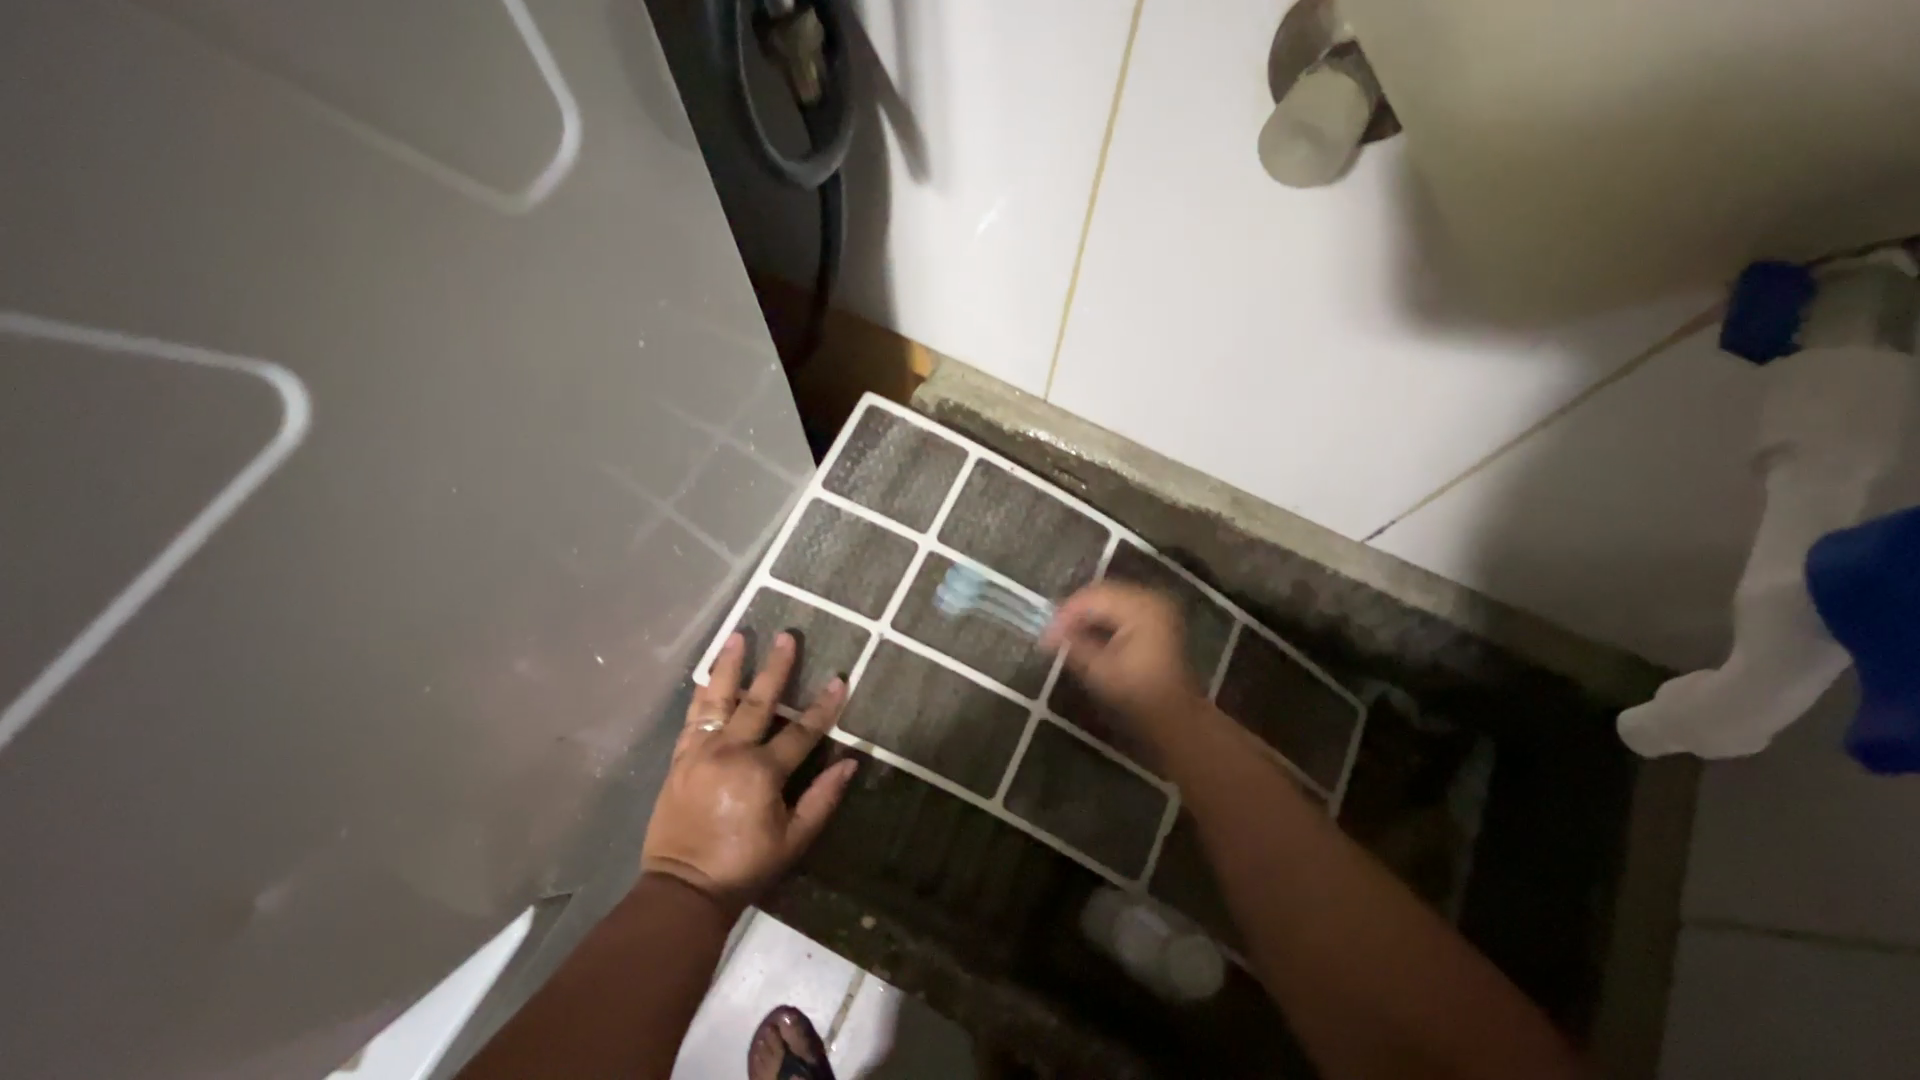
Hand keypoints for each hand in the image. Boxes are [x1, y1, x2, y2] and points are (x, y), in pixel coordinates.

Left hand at [640, 632, 857, 912]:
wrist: (683, 888)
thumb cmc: (745, 866)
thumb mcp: (793, 839)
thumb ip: (822, 799)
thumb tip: (850, 762)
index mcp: (761, 772)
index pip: (801, 731)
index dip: (825, 707)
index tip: (841, 679)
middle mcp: (730, 751)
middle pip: (758, 701)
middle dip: (776, 667)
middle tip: (787, 635)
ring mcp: (700, 752)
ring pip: (718, 699)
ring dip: (730, 666)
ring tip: (739, 636)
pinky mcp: (680, 759)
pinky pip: (693, 717)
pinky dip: (702, 693)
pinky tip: (709, 675)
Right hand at [1042, 582, 1205, 726]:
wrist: (1177, 719)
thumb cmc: (1139, 697)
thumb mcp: (1099, 671)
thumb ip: (1072, 645)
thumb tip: (1046, 633)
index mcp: (1141, 607)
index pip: (1093, 597)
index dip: (1065, 613)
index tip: (1045, 633)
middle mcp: (1151, 599)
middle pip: (1102, 594)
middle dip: (1074, 612)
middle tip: (1052, 632)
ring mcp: (1156, 609)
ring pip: (1110, 601)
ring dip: (1086, 616)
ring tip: (1064, 634)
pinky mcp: (1156, 620)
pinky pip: (1121, 610)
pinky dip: (1101, 621)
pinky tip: (1085, 635)